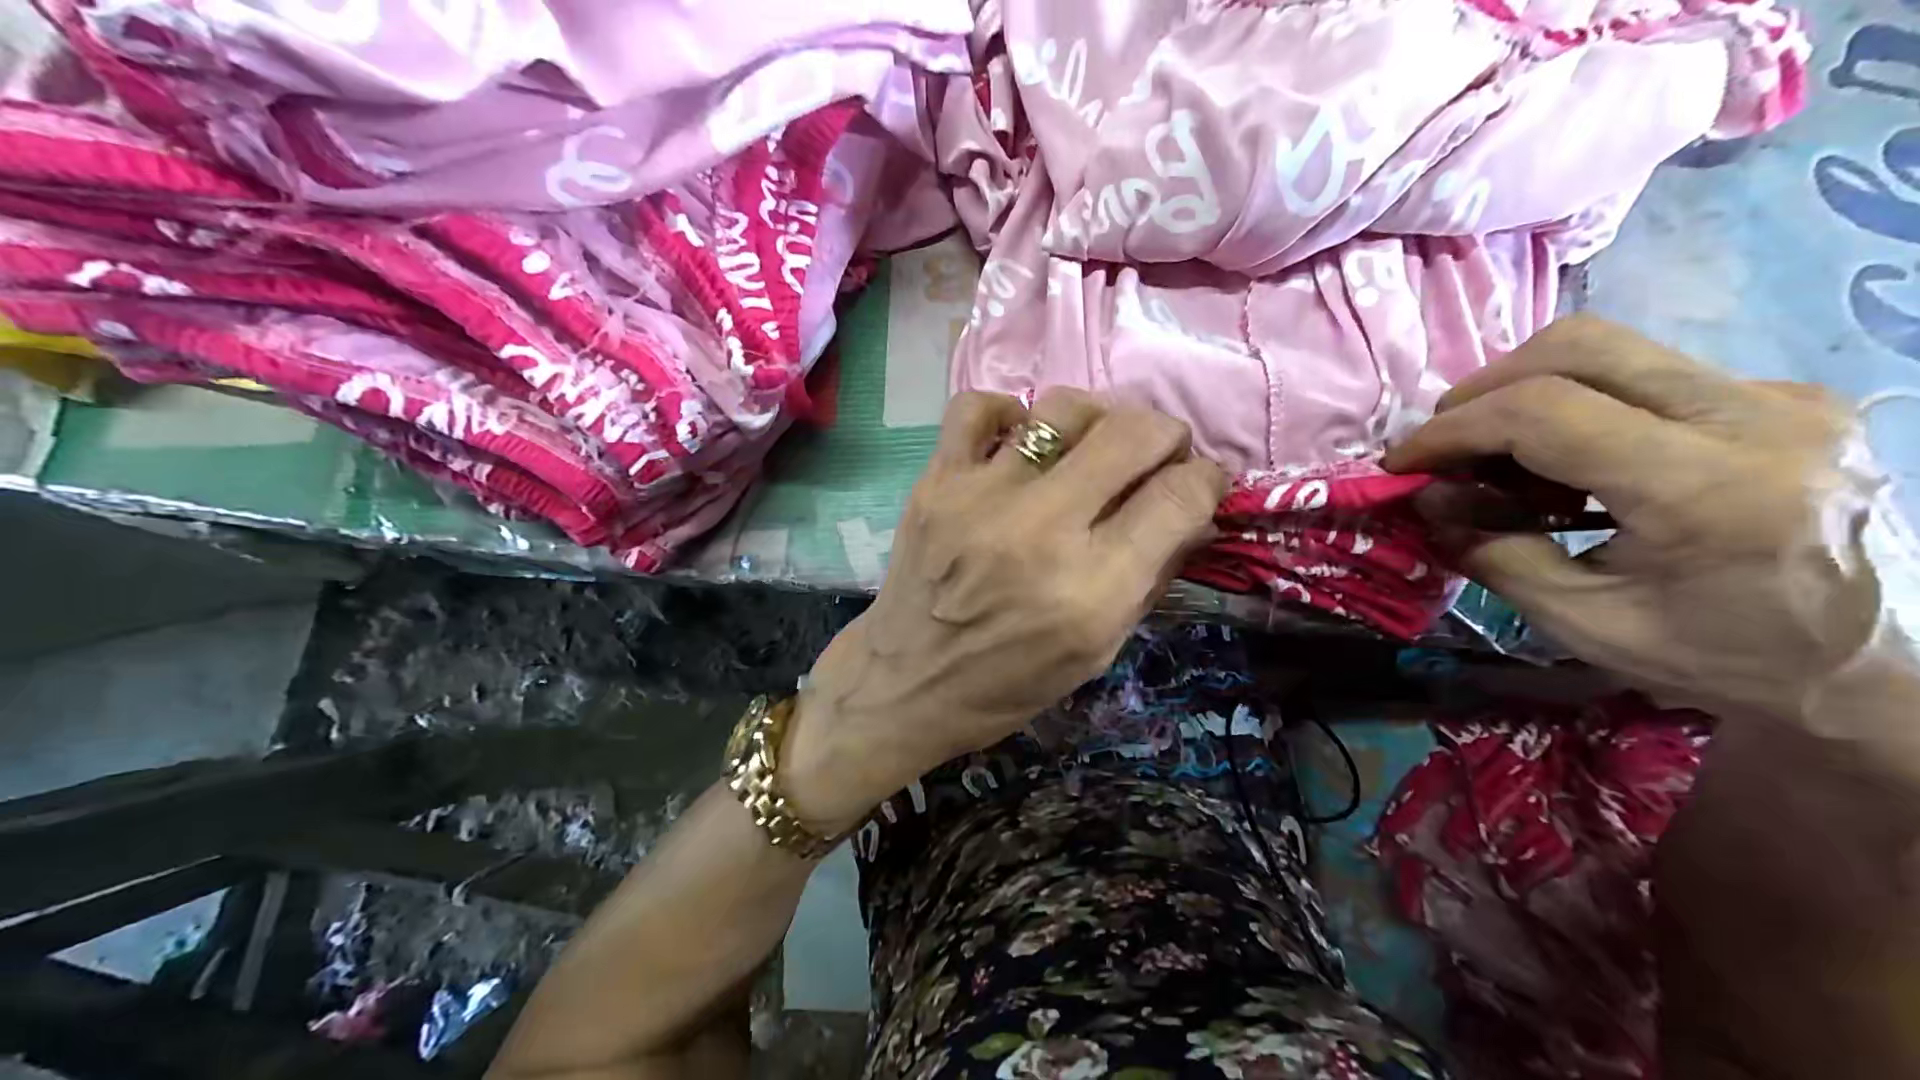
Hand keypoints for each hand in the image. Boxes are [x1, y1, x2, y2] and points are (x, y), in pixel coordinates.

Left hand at [780, 389, 1226, 834]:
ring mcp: (982, 497)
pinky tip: (1021, 438)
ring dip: (1099, 418)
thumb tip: (1192, 510)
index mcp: (1092, 590)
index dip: (1206, 480)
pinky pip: (977, 407)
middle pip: (1132, 434)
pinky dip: (1011, 412)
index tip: (1200, 483)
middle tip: (1159, 455)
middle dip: (1166, 435)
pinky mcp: (936, 481)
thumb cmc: (1010, 681)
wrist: (907, 681)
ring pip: (1064, 408)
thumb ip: (1151, 576)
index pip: (1179, 497)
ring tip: (1094, 445)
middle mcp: (1042, 531)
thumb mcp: (1099, 650)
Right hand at [1383, 315, 1888, 723]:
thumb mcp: (1579, 620)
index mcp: (1712, 490)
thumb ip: (1490, 552)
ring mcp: (1779, 397)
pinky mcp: (1777, 396)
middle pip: (1579, 348)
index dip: (1451, 430)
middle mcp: (1758, 419)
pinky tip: (1564, 462)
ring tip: (1498, 457)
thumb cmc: (1714, 657)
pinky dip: (1573, 404)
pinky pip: (1641, 372)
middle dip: (1481, 392)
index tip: (1403, 465)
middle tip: (1444, 446)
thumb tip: (1423, 499)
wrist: (1865, 665)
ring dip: (1522, 393)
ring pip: (1609, 348)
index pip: (1545, 412)